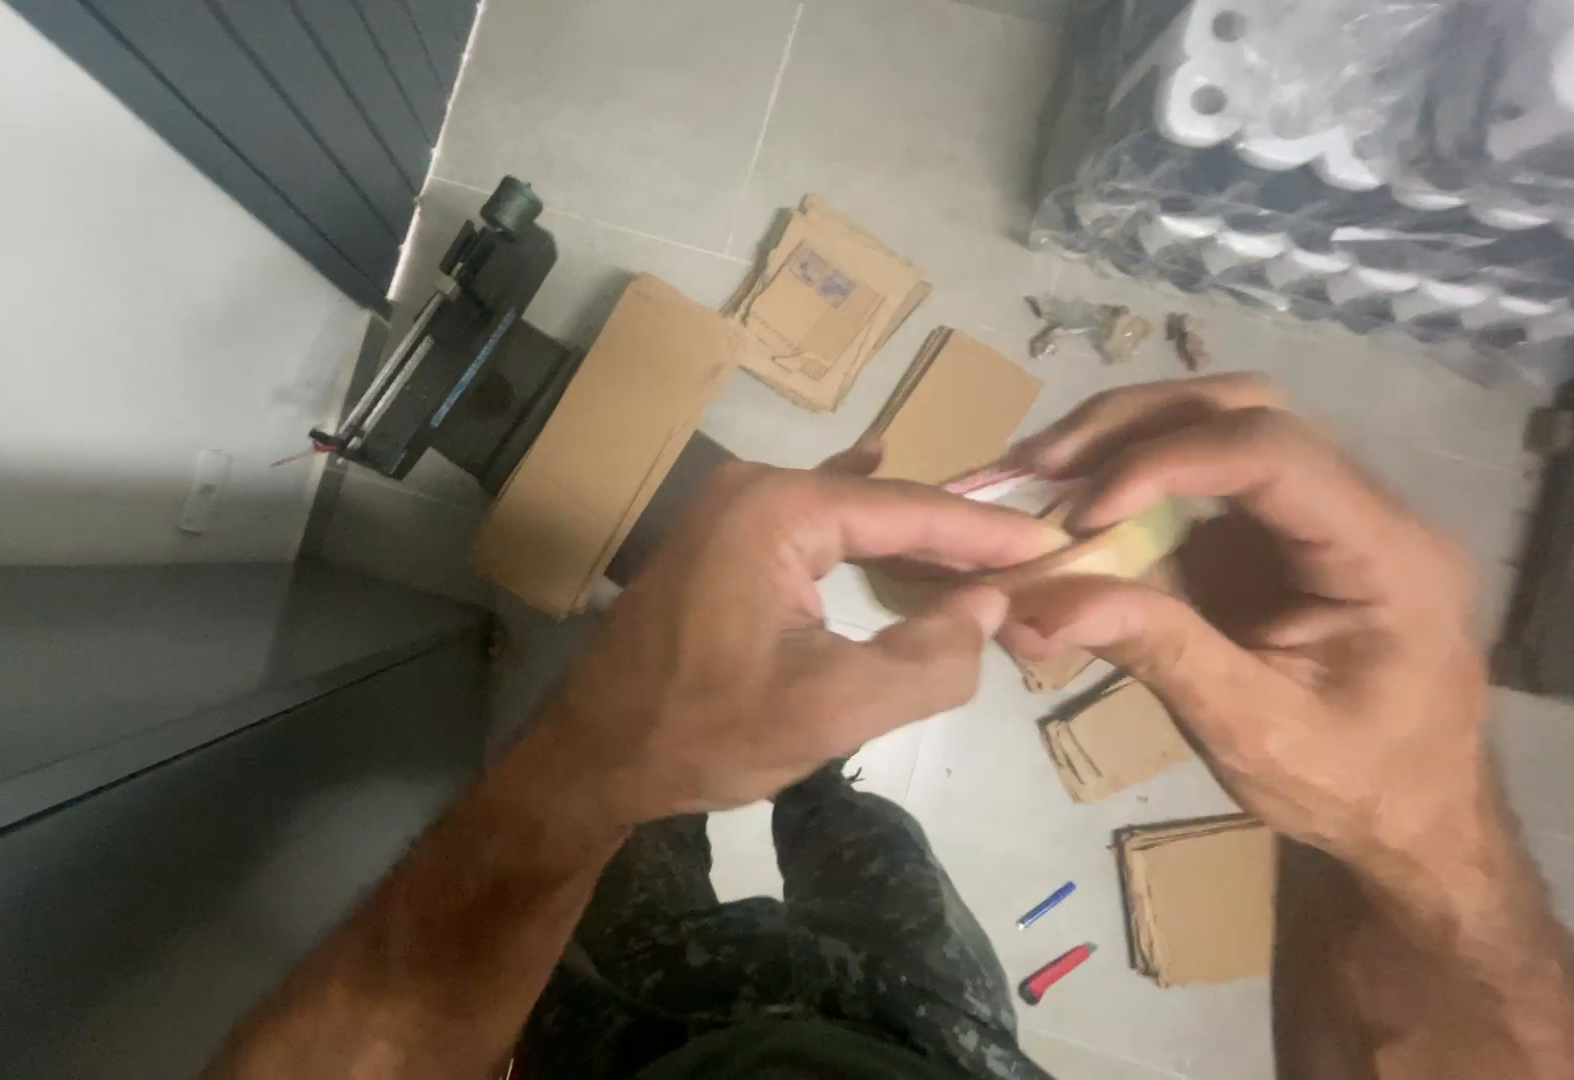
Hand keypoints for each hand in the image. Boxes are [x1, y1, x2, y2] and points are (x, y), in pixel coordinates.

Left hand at [536, 456, 1064, 825]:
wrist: (597, 750)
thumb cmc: (705, 731)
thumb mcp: (833, 707)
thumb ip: (931, 657)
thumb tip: (991, 605)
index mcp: (778, 509)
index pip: (908, 510)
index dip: (987, 534)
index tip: (1058, 543)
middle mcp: (749, 488)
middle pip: (875, 507)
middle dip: (951, 538)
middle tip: (1033, 558)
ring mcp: (723, 508)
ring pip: (840, 515)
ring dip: (904, 536)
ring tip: (981, 545)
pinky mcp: (713, 538)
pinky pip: (802, 523)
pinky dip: (849, 526)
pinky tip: (873, 467)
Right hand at [1002, 375, 1494, 877]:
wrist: (1402, 812)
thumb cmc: (1350, 782)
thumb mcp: (1252, 731)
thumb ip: (1160, 654)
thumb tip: (1041, 604)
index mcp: (1380, 554)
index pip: (1272, 455)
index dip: (1162, 465)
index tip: (1077, 516)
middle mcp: (1352, 510)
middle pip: (1242, 409)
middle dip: (1127, 425)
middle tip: (1036, 464)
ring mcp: (1302, 515)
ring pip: (1214, 422)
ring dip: (1116, 435)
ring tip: (1035, 469)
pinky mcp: (1256, 533)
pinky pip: (1185, 473)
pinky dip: (1114, 471)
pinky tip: (1061, 494)